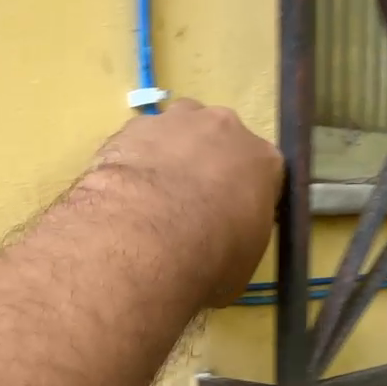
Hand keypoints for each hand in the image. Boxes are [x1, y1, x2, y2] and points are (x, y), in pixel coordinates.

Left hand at [83, 98, 282, 306]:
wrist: (150, 242)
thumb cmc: (212, 259)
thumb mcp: (243, 264)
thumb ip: (241, 238)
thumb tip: (228, 246)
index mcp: (262, 161)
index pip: (261, 173)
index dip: (243, 197)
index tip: (230, 220)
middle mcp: (224, 128)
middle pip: (218, 142)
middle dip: (206, 168)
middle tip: (187, 209)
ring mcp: (175, 122)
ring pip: (176, 132)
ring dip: (168, 157)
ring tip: (151, 200)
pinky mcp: (132, 129)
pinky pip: (136, 144)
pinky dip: (131, 164)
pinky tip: (123, 196)